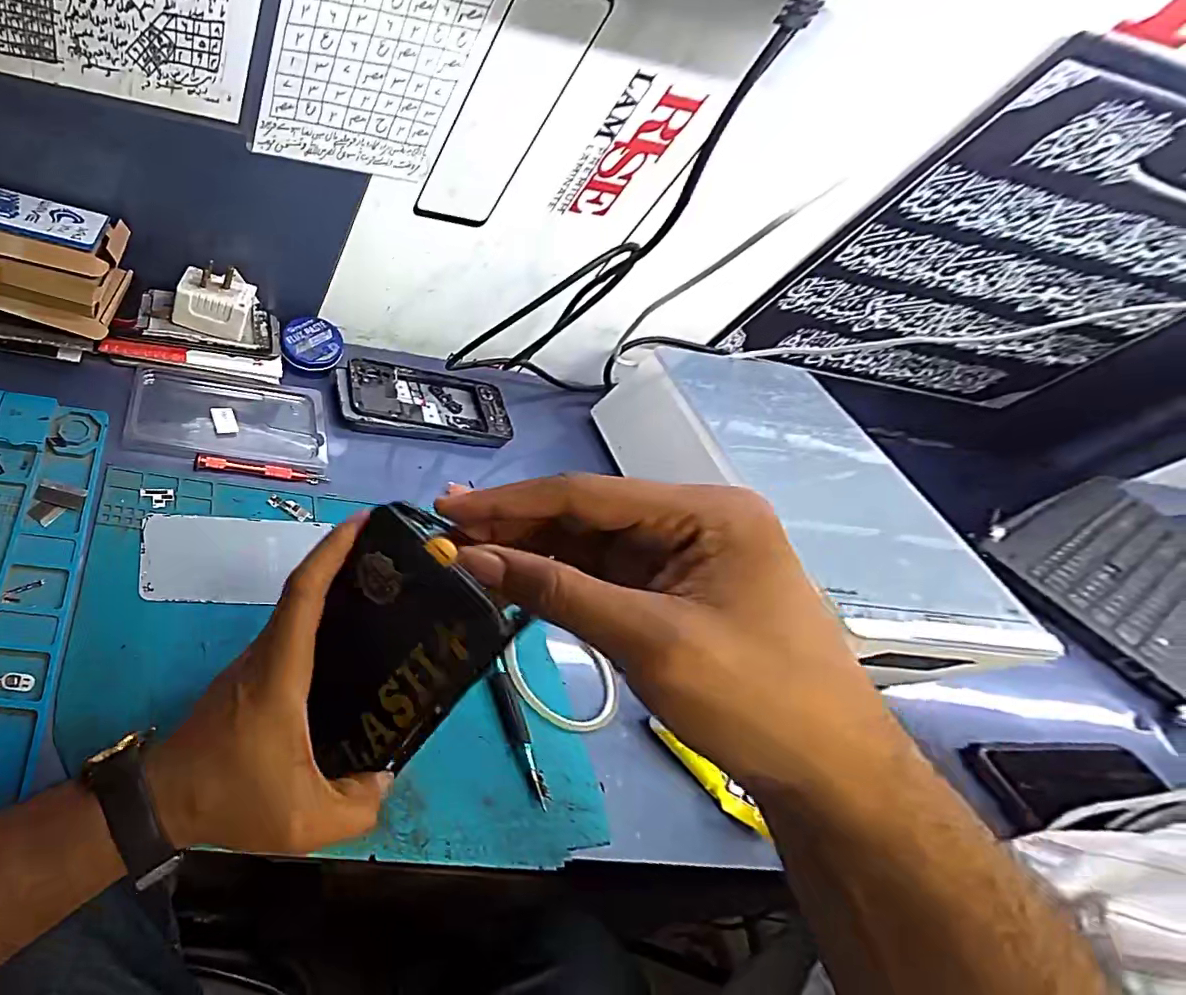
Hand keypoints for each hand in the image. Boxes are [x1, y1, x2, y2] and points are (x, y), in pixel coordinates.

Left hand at [142, 514, 393, 853]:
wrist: (166, 798)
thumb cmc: (233, 799)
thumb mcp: (308, 820)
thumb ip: (359, 803)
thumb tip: (382, 776)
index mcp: (279, 673)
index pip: (303, 594)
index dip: (331, 551)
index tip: (360, 523)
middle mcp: (264, 655)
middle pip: (300, 593)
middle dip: (340, 562)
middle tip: (387, 560)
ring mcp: (252, 663)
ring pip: (293, 614)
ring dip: (329, 593)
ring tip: (378, 599)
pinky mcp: (247, 677)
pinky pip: (288, 637)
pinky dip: (316, 624)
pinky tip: (345, 649)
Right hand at [436, 475, 906, 799]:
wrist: (831, 780)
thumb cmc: (757, 700)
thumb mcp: (649, 640)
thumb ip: (556, 591)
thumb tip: (472, 558)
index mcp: (705, 513)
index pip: (585, 494)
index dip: (510, 502)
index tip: (449, 509)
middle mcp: (689, 522)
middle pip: (580, 514)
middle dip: (512, 523)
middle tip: (445, 527)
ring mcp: (675, 556)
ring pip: (580, 542)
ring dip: (523, 548)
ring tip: (462, 549)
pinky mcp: (663, 589)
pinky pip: (593, 572)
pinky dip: (548, 576)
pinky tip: (506, 577)